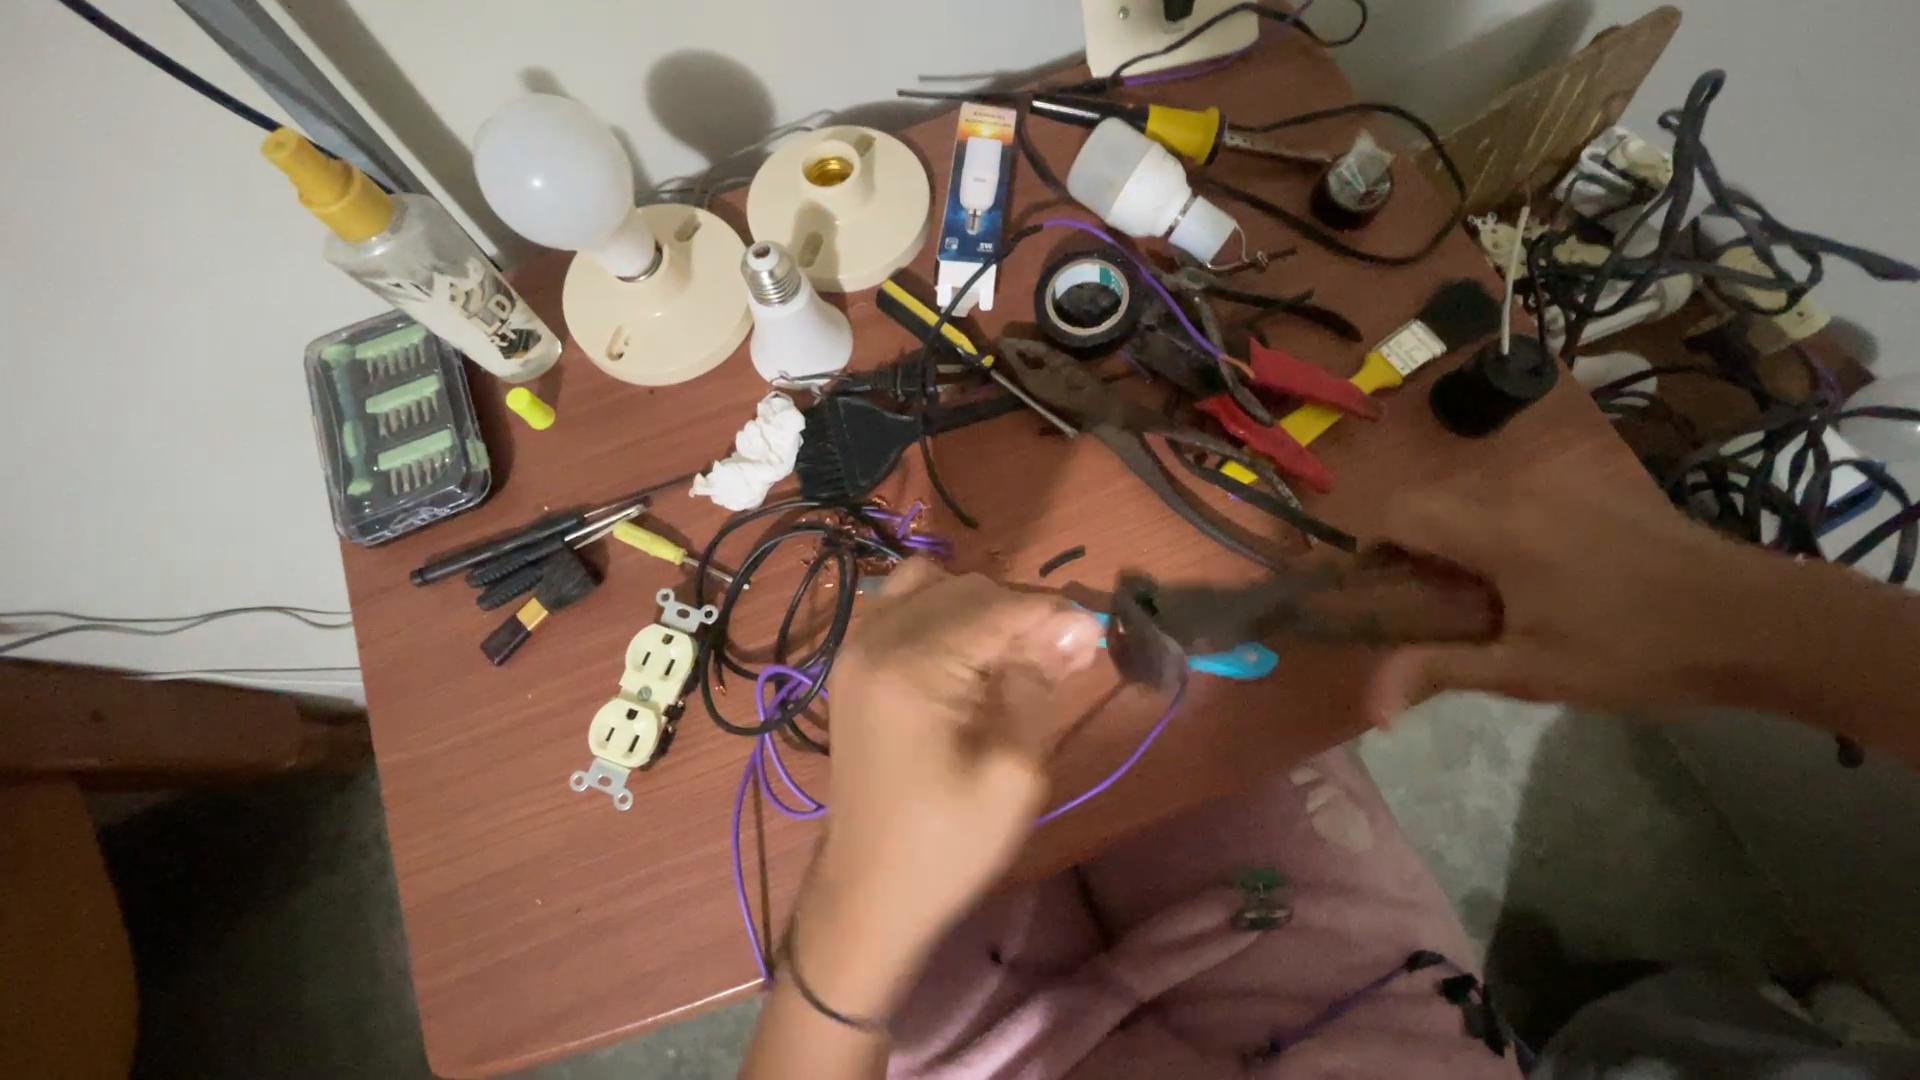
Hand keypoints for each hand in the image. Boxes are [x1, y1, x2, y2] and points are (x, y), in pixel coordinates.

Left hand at [794, 560, 1101, 1016]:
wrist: (869, 887)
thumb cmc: (948, 843)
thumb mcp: (1014, 771)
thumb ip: (1039, 683)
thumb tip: (1076, 624)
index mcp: (913, 666)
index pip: (997, 606)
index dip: (1051, 613)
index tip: (1092, 635)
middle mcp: (877, 640)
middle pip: (966, 588)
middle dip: (1019, 610)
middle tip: (1058, 656)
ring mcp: (855, 647)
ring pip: (931, 584)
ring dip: (979, 604)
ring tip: (1010, 652)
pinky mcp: (851, 661)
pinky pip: (900, 603)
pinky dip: (940, 609)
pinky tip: (965, 650)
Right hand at [1365, 476, 1788, 722]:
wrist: (1766, 621)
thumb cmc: (1637, 649)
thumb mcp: (1531, 672)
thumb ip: (1440, 670)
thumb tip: (1372, 707)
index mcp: (1494, 529)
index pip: (1397, 513)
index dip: (1371, 548)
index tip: (1379, 591)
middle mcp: (1516, 493)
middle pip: (1427, 503)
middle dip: (1408, 548)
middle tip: (1423, 604)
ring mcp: (1557, 487)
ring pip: (1468, 500)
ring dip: (1450, 540)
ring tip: (1472, 597)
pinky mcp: (1589, 493)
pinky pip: (1510, 500)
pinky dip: (1491, 531)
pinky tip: (1527, 579)